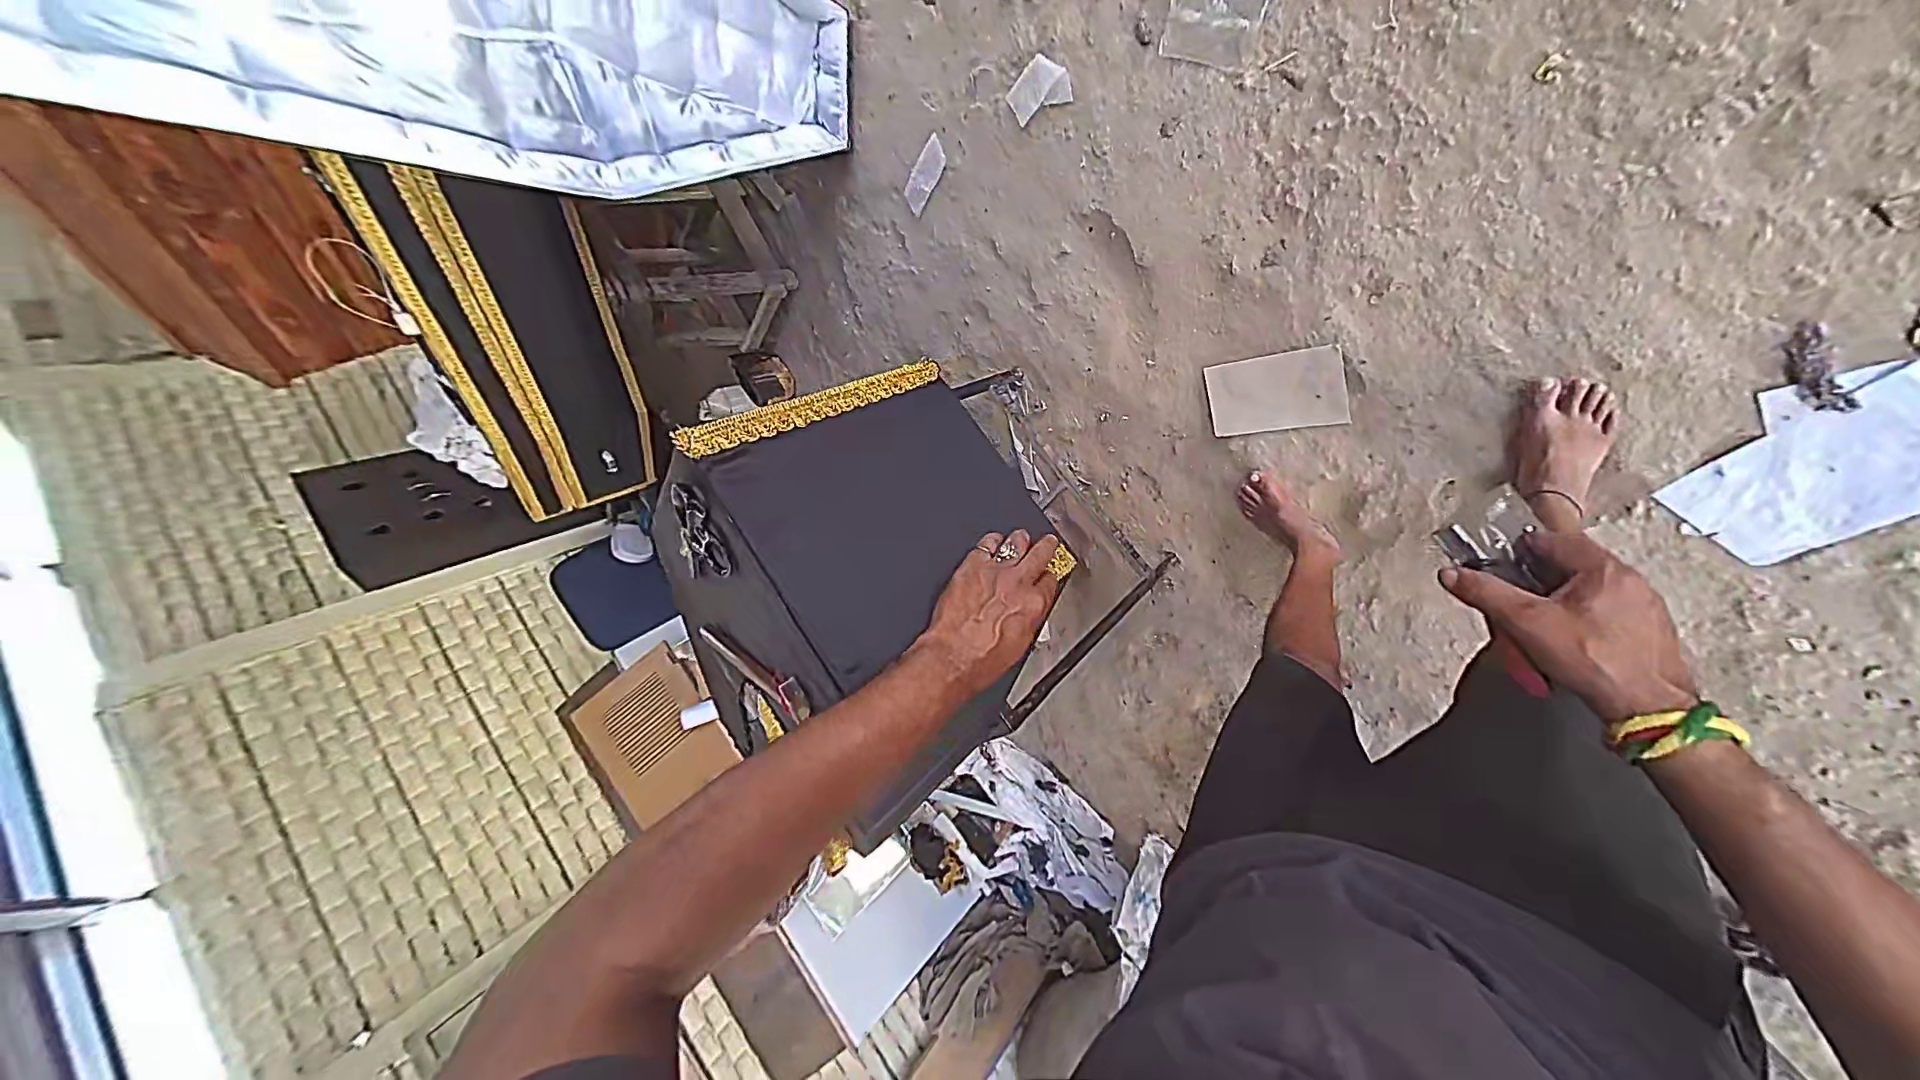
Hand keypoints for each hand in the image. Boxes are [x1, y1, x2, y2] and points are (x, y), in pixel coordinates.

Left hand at [910, 530, 1062, 699]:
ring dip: (1019, 540)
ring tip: (1021, 537)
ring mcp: (994, 571)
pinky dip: (991, 542)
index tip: (1048, 575)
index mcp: (1035, 604)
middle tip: (1048, 542)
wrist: (953, 657)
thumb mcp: (1022, 643)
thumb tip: (1031, 610)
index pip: (1051, 580)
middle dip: (1046, 547)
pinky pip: (986, 544)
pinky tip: (992, 543)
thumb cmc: (983, 659)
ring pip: (1015, 543)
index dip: (1050, 576)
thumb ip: (1031, 617)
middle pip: (1040, 554)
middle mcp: (1018, 583)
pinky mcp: (971, 566)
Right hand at [1438, 531, 1698, 721]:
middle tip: (1514, 616)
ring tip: (1535, 640)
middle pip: (1561, 572)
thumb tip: (1453, 574)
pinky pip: (1597, 616)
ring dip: (1549, 613)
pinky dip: (1573, 627)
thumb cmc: (1596, 662)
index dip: (1517, 553)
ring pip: (1578, 596)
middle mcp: (1629, 582)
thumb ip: (1486, 593)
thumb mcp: (1526, 623)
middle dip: (1530, 593)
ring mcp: (1641, 606)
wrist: (1648, 709)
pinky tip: (1563, 649)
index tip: (1499, 568)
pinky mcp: (1645, 630)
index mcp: (1605, 570)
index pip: (1550, 541)